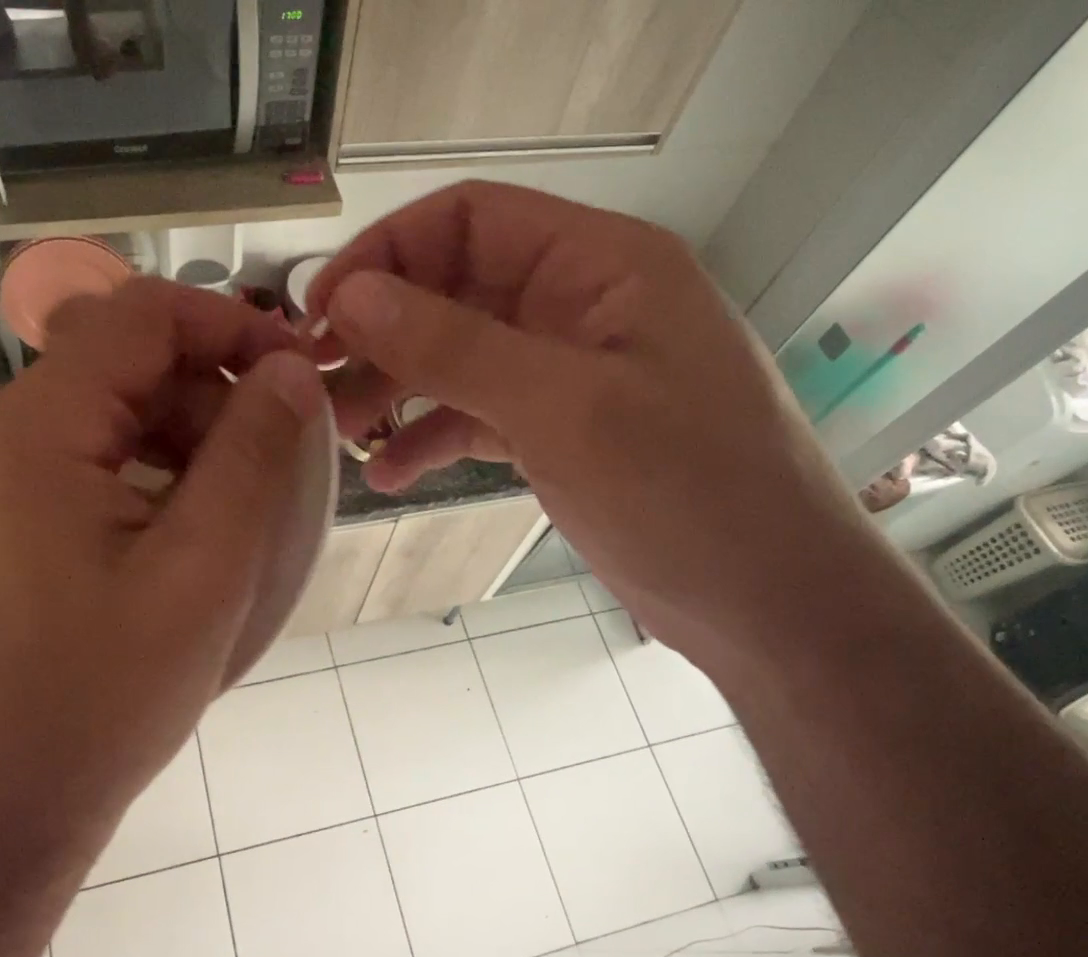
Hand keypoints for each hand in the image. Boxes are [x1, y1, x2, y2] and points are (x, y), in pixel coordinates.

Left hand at [0, 278, 327, 844]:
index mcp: (39, 428)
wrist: (6, 804)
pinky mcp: (12, 528)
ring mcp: (1, 485)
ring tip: (247, 506)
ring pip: (115, 415)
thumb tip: (292, 370)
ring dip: (192, 438)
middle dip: (215, 389)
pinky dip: (158, 476)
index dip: (230, 325)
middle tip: (284, 456)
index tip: (298, 374)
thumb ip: (255, 455)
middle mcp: (5, 437)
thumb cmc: (106, 694)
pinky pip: (96, 466)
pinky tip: (196, 536)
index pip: (141, 315)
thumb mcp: (205, 569)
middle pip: (126, 361)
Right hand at [308, 181, 886, 666]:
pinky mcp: (568, 433)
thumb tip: (350, 295)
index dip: (387, 255)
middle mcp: (585, 305)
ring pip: (462, 358)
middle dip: (382, 333)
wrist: (772, 604)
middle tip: (315, 384)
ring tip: (343, 439)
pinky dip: (436, 438)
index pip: (470, 220)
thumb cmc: (687, 492)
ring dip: (399, 390)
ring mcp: (575, 373)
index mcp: (601, 265)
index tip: (321, 311)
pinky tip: (391, 476)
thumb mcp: (563, 409)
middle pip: (456, 290)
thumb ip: (453, 347)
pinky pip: (484, 415)